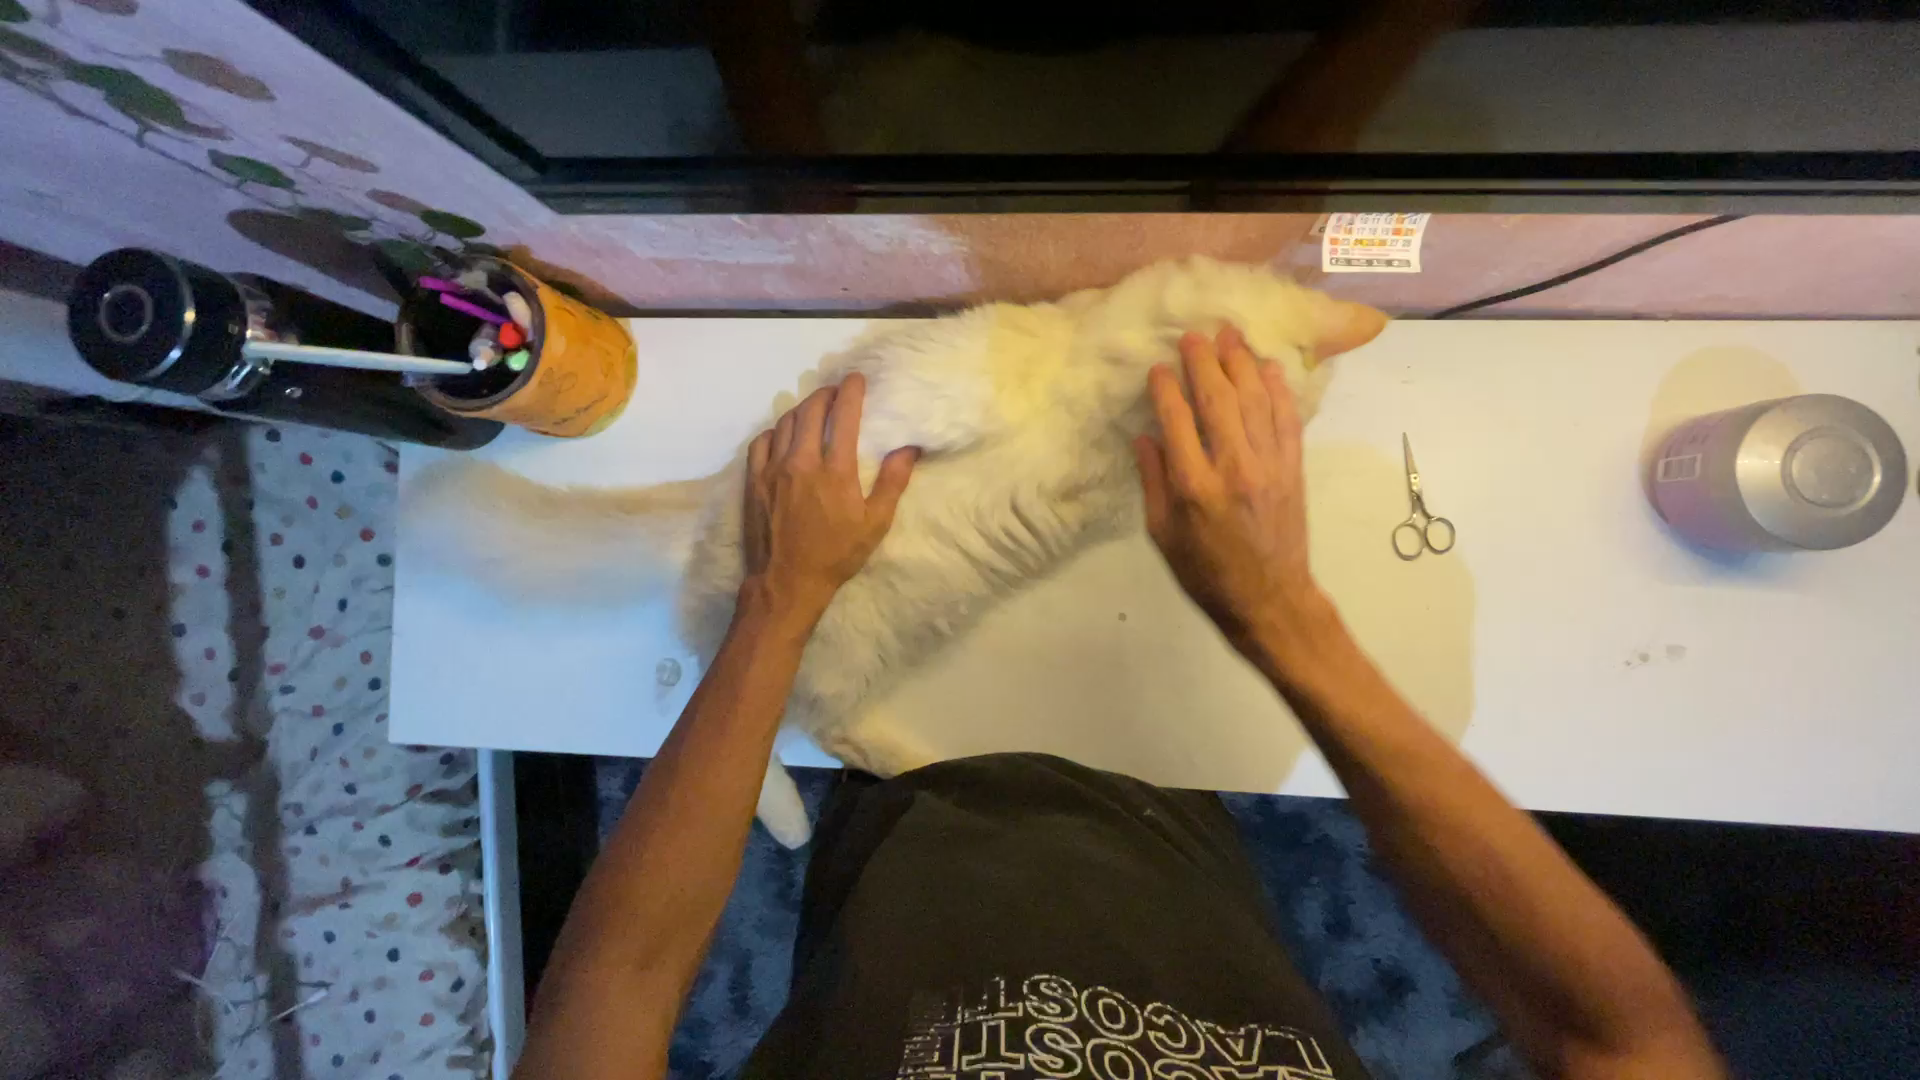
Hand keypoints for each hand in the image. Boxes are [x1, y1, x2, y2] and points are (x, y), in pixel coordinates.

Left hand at [741, 374, 917, 626]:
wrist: (786, 582)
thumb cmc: (836, 555)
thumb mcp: (875, 524)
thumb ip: (892, 482)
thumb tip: (909, 449)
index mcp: (835, 471)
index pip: (843, 417)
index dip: (851, 392)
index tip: (856, 379)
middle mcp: (801, 461)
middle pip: (810, 411)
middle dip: (825, 394)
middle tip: (835, 391)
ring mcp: (772, 469)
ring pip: (784, 423)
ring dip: (800, 409)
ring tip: (813, 408)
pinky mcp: (754, 481)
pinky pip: (760, 442)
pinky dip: (774, 431)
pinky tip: (782, 435)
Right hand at [1134, 327, 1326, 653]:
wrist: (1269, 599)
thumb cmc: (1205, 573)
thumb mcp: (1162, 534)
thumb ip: (1153, 482)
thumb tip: (1145, 437)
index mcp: (1193, 487)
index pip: (1177, 421)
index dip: (1165, 389)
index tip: (1157, 367)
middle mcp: (1233, 467)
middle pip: (1218, 400)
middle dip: (1204, 362)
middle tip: (1193, 334)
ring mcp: (1268, 465)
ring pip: (1255, 400)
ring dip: (1241, 362)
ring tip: (1230, 334)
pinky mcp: (1292, 468)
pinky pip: (1286, 419)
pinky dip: (1277, 389)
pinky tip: (1268, 367)